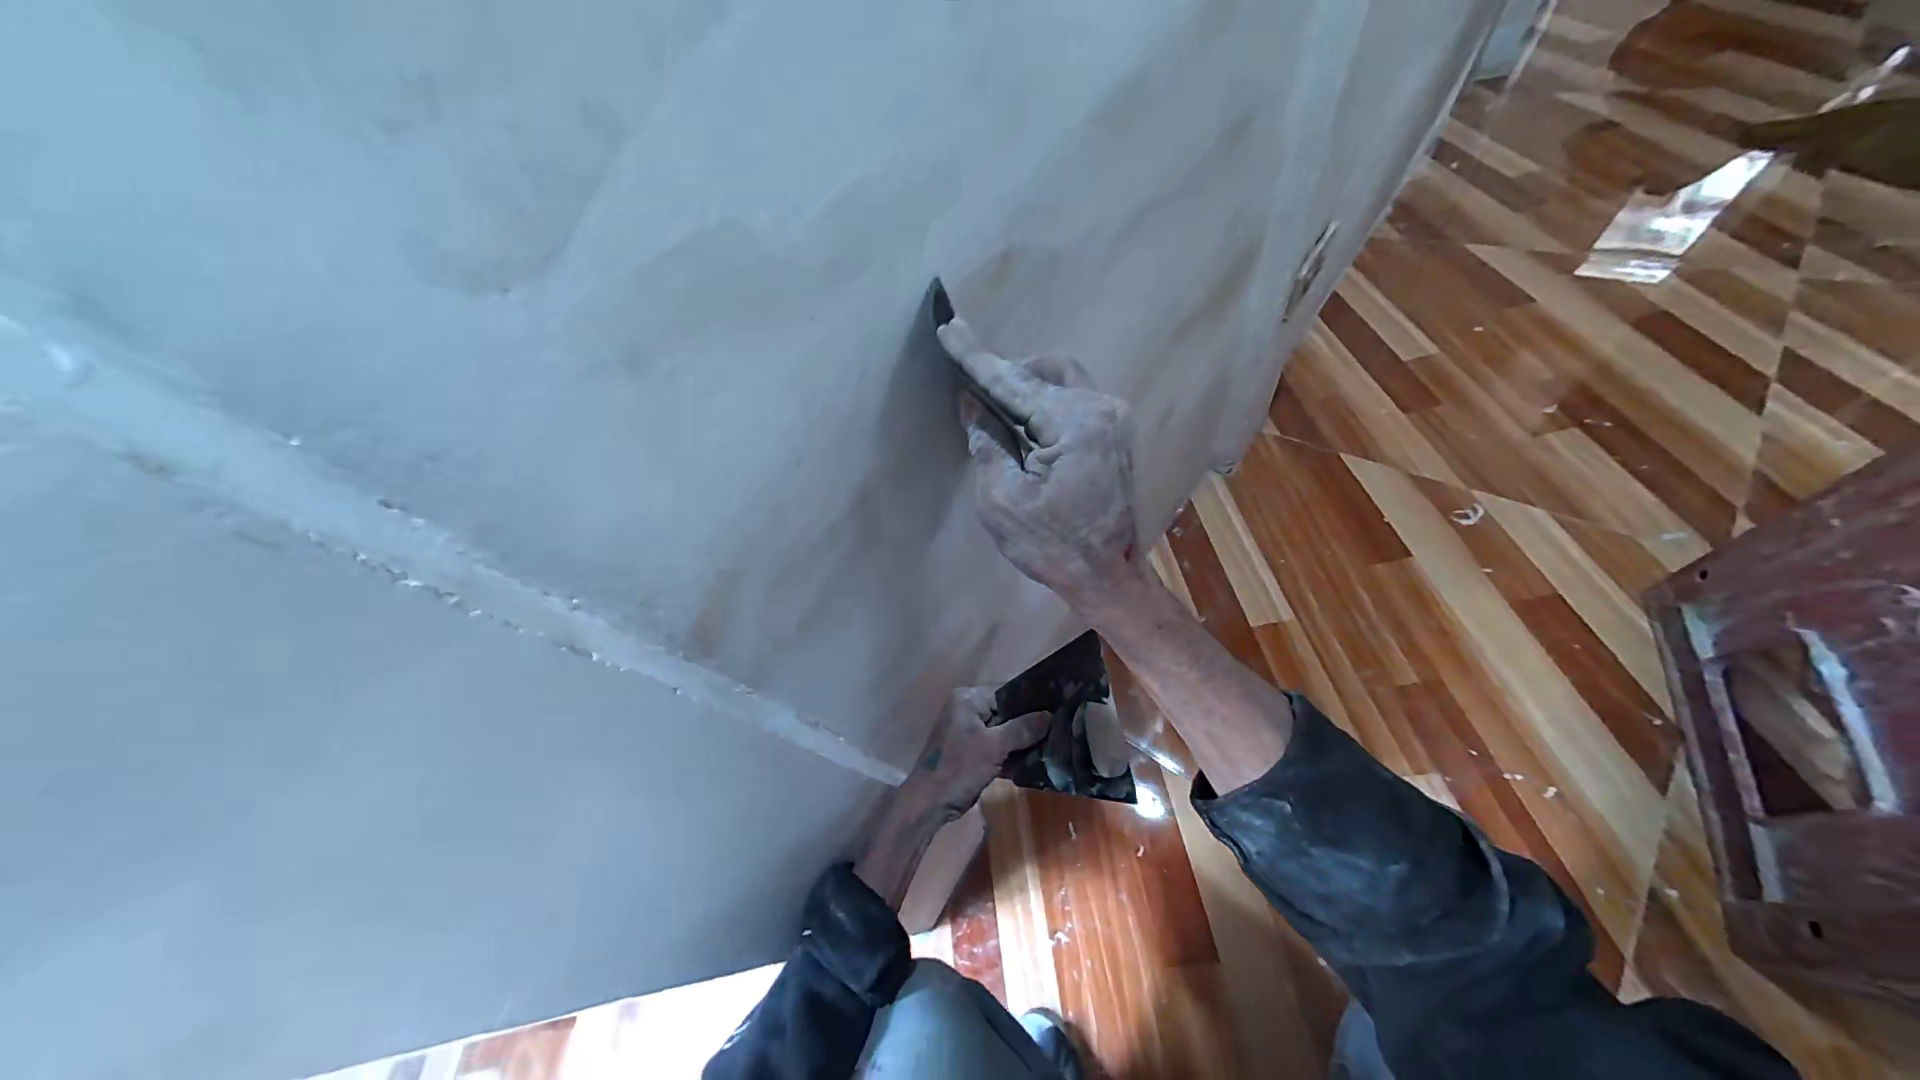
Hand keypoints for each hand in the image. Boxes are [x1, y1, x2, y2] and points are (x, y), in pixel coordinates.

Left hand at [901, 686, 1049, 820]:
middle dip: (1029, 723)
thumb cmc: (960, 766)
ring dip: (1023, 741)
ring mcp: (970, 732)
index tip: (1057, 707)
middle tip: (1059, 727)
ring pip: (1004, 731)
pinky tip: (1037, 759)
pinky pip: (999, 746)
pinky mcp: (973, 752)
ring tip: (1054, 743)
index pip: (1006, 691)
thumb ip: (1022, 729)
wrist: (931, 803)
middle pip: (1007, 712)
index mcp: (968, 699)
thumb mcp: (994, 745)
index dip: (1031, 700)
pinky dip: (1013, 753)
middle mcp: (968, 710)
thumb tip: (1050, 715)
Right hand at [939, 317, 1144, 606]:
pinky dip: (1045, 401)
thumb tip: (973, 404)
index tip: (949, 326)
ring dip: (1027, 386)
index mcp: (1075, 423)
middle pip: (1044, 370)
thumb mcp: (1002, 500)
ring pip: (1062, 378)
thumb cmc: (1051, 546)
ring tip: (996, 410)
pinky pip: (1074, 398)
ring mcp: (1114, 420)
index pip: (1013, 383)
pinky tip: (1024, 424)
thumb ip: (987, 443)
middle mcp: (1101, 409)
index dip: (975, 358)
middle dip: (1005, 375)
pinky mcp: (1114, 434)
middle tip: (973, 391)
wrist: (1107, 575)